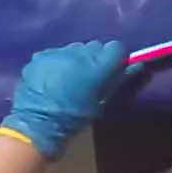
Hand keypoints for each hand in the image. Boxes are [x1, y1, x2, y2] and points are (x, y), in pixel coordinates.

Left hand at [0, 40, 140, 157]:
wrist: (34, 126)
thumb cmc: (73, 119)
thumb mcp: (101, 104)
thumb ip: (118, 80)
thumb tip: (136, 64)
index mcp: (96, 66)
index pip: (116, 47)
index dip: (117, 58)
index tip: (114, 70)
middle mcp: (77, 53)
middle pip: (95, 46)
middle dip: (96, 58)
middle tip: (91, 77)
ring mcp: (57, 52)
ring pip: (76, 48)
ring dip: (77, 59)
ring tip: (71, 78)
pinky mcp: (40, 55)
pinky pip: (57, 53)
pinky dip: (59, 62)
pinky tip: (54, 78)